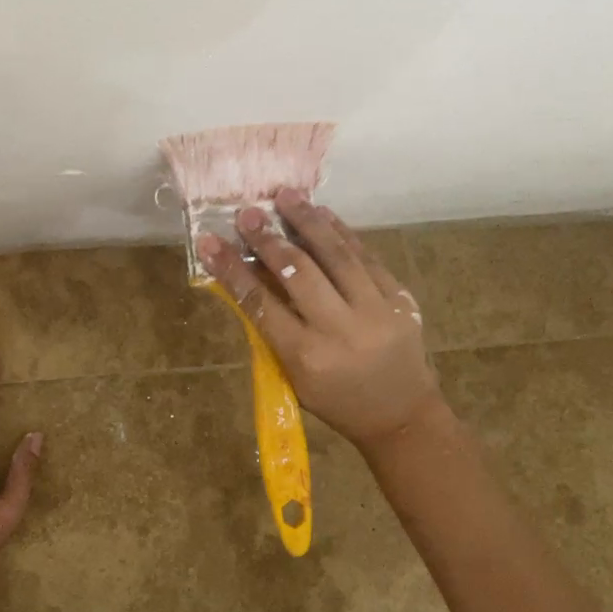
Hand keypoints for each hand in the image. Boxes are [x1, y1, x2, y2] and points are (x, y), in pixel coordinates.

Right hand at [196, 188, 443, 452]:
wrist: (402, 416)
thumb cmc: (335, 401)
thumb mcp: (293, 375)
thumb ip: (271, 329)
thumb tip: (246, 275)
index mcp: (306, 356)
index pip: (260, 303)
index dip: (232, 269)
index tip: (209, 241)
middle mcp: (341, 329)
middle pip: (298, 273)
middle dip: (269, 239)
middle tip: (247, 212)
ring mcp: (376, 311)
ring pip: (336, 255)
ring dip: (307, 222)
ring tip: (285, 196)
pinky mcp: (400, 299)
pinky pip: (366, 257)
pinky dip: (342, 232)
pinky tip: (322, 213)